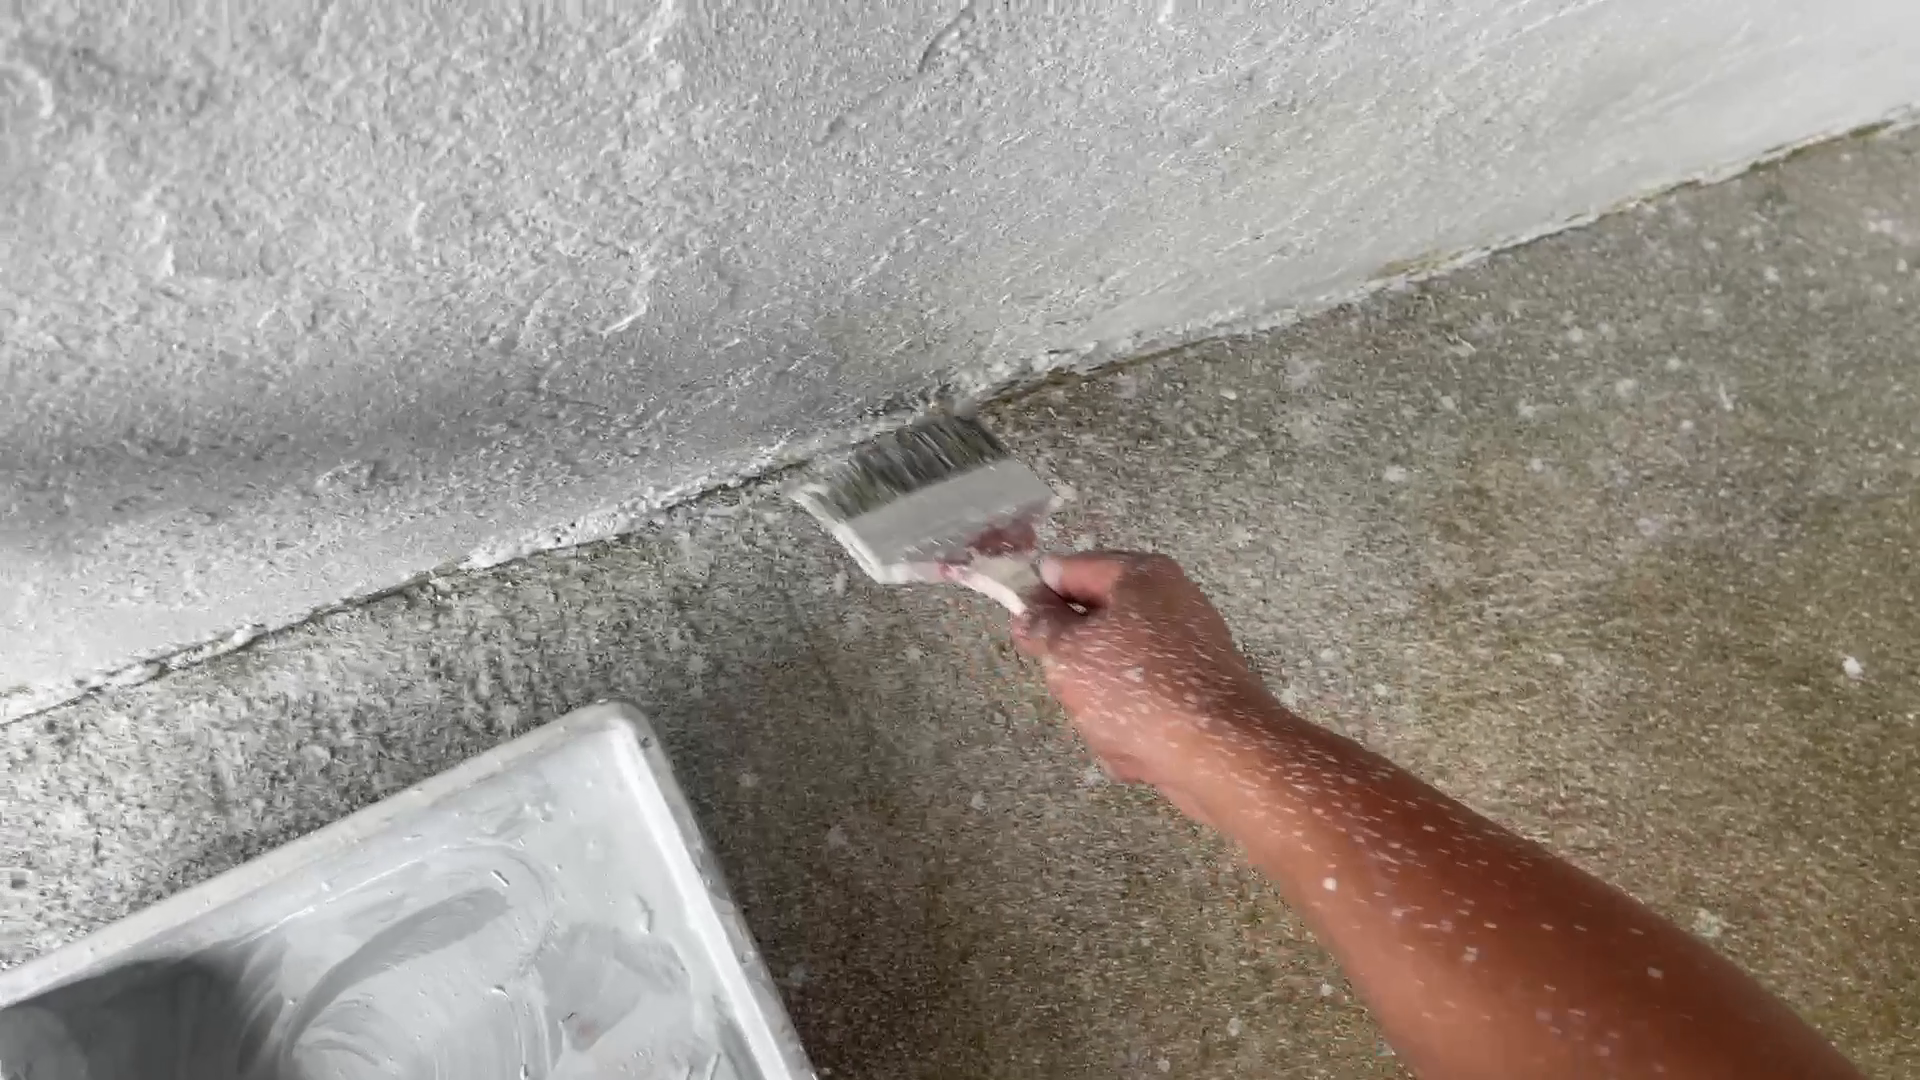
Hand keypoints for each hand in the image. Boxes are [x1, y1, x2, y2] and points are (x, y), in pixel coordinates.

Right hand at [1011, 551, 1274, 800]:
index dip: (1037, 596)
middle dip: (1073, 660)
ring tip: (1108, 724)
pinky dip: (1131, 721)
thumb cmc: (1136, 689)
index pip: (1069, 569)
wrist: (1221, 755)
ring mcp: (1188, 646)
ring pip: (1113, 666)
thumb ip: (1041, 625)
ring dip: (1099, 700)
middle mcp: (1169, 599)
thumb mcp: (1067, 652)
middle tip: (1068, 685)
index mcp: (1139, 575)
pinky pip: (1143, 699)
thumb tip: (1029, 609)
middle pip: (1093, 620)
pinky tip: (1134, 746)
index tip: (1021, 630)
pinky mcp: (1198, 690)